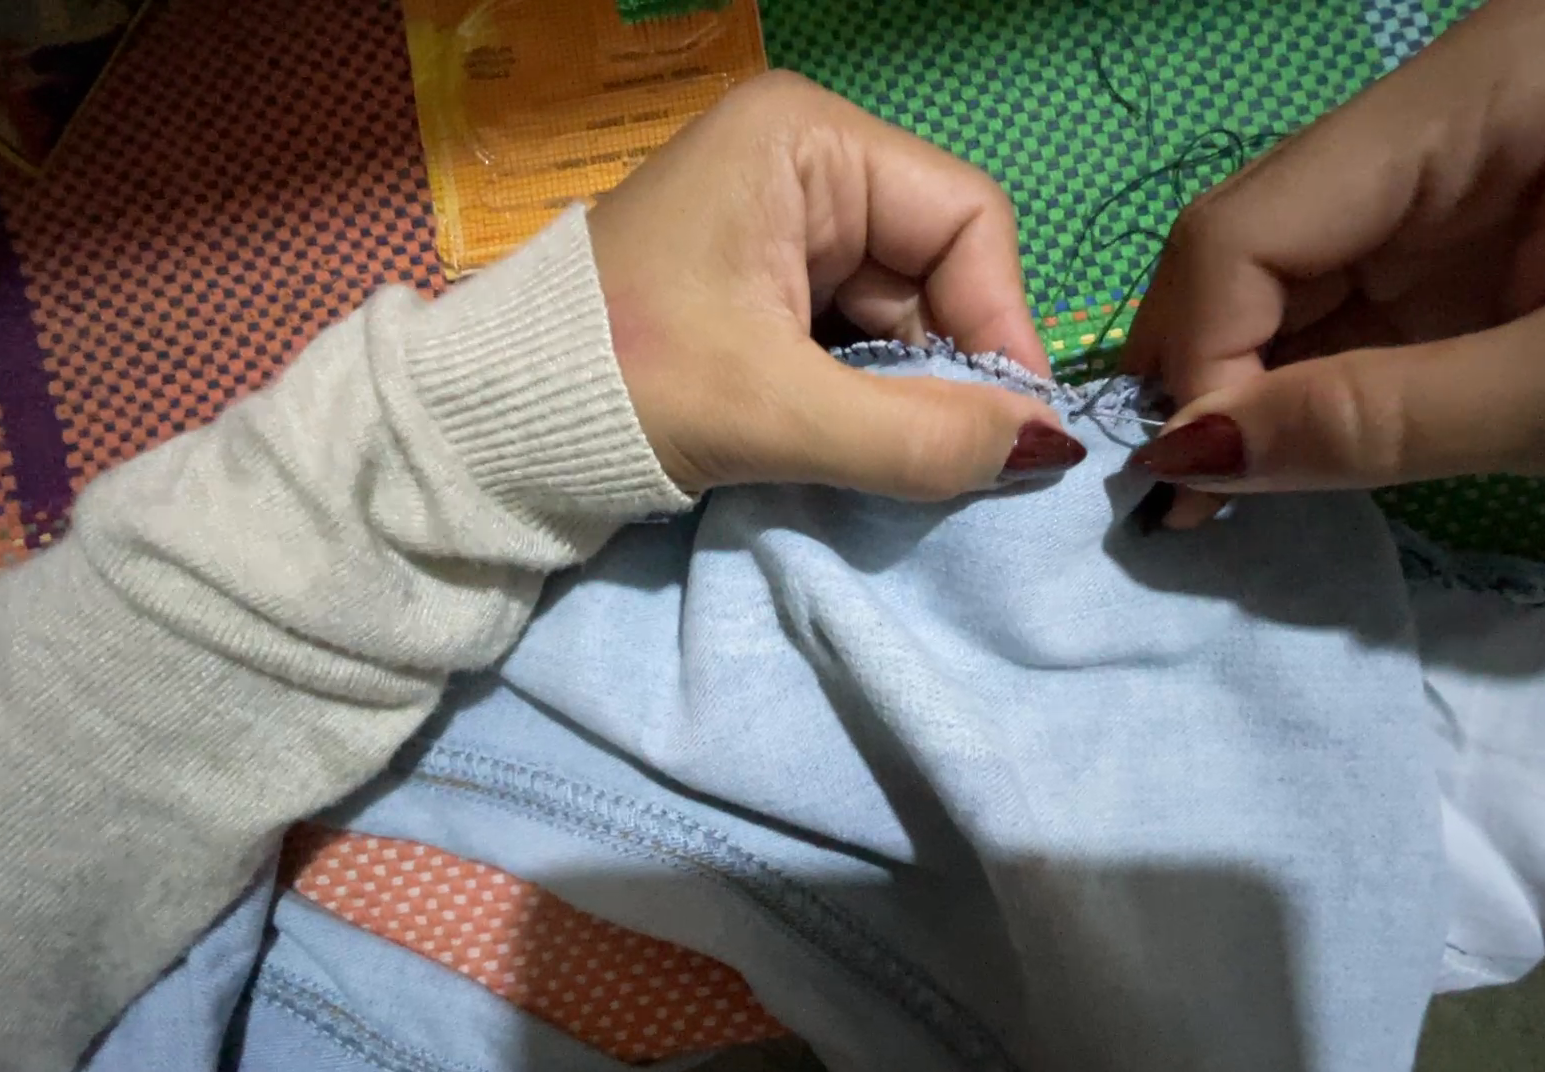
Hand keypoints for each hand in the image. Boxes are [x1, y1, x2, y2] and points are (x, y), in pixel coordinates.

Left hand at [589, 72, 1083, 499]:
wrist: (499, 425)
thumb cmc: (622, 385)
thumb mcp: (774, 410)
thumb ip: (914, 435)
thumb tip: (1045, 446)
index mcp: (804, 144)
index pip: (962, 218)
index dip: (1003, 321)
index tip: (1014, 423)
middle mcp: (801, 171)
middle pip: (932, 270)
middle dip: (947, 368)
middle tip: (950, 456)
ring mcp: (780, 233)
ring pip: (894, 316)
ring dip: (905, 393)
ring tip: (888, 454)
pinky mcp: (761, 292)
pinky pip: (849, 342)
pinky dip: (864, 398)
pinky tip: (850, 439)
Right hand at [1121, 0, 1544, 526]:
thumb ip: (1378, 420)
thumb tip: (1179, 461)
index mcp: (1490, 83)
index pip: (1247, 225)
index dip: (1196, 355)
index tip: (1195, 477)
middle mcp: (1448, 106)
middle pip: (1248, 246)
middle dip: (1206, 374)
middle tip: (1193, 489)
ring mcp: (1463, 163)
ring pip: (1285, 281)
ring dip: (1248, 387)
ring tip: (1241, 478)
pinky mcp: (1484, 220)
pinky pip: (1348, 301)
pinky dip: (1309, 381)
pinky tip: (1302, 439)